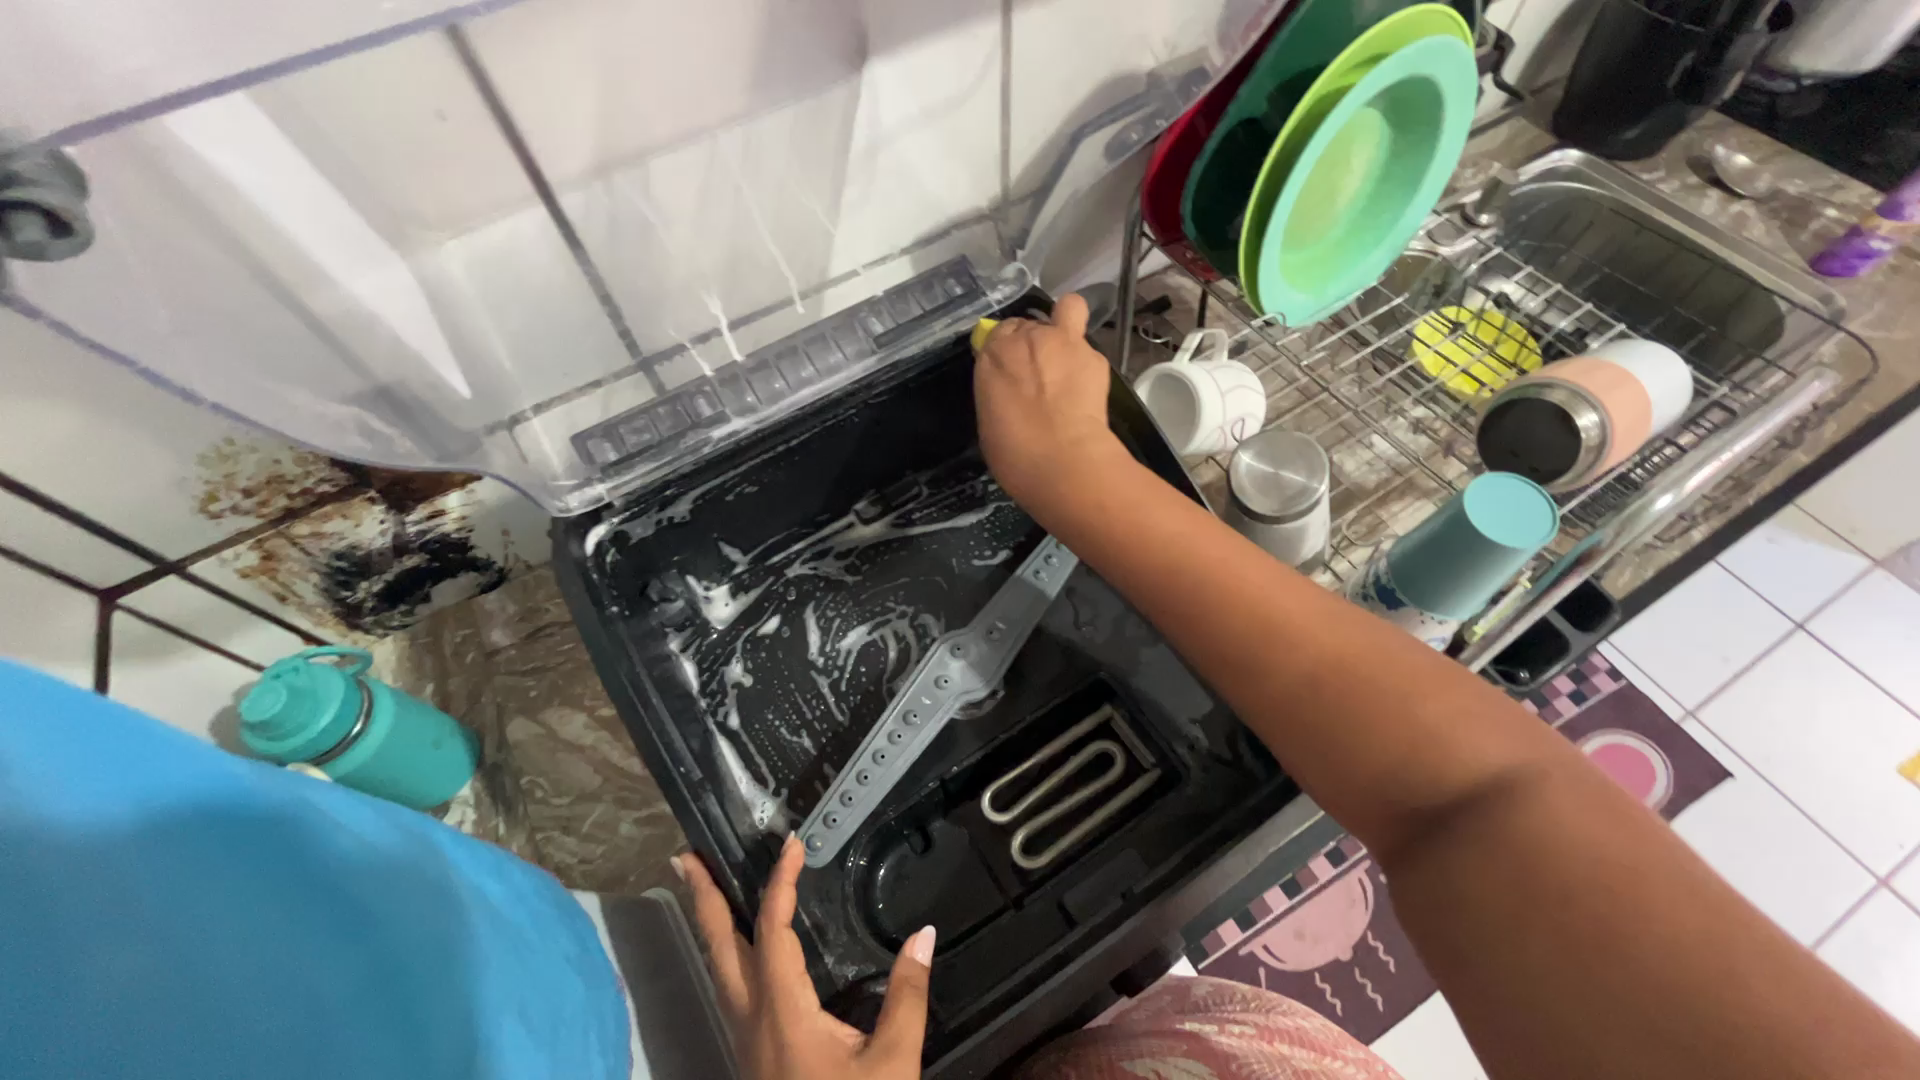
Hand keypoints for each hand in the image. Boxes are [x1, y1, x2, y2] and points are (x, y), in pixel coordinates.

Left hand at [675, 836, 934, 1079]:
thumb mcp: (892, 1063)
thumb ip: (907, 996)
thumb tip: (923, 934)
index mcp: (783, 1013)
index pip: (772, 932)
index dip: (780, 884)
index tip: (791, 845)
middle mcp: (751, 1019)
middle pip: (717, 948)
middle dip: (700, 899)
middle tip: (683, 856)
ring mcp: (745, 1038)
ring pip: (718, 969)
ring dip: (709, 923)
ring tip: (701, 887)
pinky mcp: (751, 1052)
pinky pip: (731, 986)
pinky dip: (728, 950)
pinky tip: (741, 948)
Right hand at [973, 293, 1127, 509]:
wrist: (1061, 460)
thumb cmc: (1014, 453)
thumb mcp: (990, 419)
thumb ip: (998, 392)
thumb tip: (1011, 391)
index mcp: (992, 355)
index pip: (999, 332)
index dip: (1008, 350)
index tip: (1013, 371)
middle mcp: (1027, 337)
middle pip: (1031, 324)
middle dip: (1035, 343)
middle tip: (1042, 372)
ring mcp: (1063, 341)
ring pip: (1068, 308)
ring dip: (1066, 327)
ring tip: (1070, 360)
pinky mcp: (1095, 356)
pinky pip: (1089, 348)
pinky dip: (1088, 363)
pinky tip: (1088, 388)